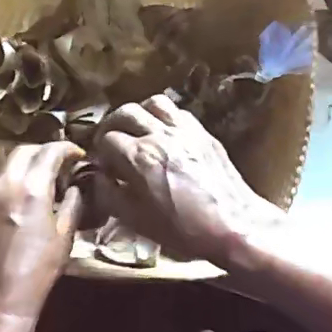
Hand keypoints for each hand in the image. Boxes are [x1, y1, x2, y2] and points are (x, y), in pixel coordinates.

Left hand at [0, 142, 84, 330]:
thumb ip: (72, 204)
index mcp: (31, 189)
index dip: (66, 148)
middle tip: (62, 161)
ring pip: (9, 163)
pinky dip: (16, 177)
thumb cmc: (38, 269)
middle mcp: (6, 183)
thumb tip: (76, 186)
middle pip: (25, 150)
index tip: (78, 154)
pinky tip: (28, 192)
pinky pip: (0, 180)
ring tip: (47, 175)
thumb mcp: (64, 237)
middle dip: (45, 150)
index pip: (49, 152)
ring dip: (29, 162)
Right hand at [92, 94, 285, 266]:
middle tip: (110, 142)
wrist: (234, 227)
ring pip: (152, 103)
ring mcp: (184, 131)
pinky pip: (177, 111)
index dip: (99, 153)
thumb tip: (96, 179)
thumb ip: (107, 195)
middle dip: (111, 126)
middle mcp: (159, 136)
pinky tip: (163, 134)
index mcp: (139, 157)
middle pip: (125, 112)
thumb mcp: (134, 219)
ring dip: (138, 114)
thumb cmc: (181, 229)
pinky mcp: (204, 133)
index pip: (105, 140)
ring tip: (136, 130)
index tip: (103, 167)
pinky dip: (163, 117)